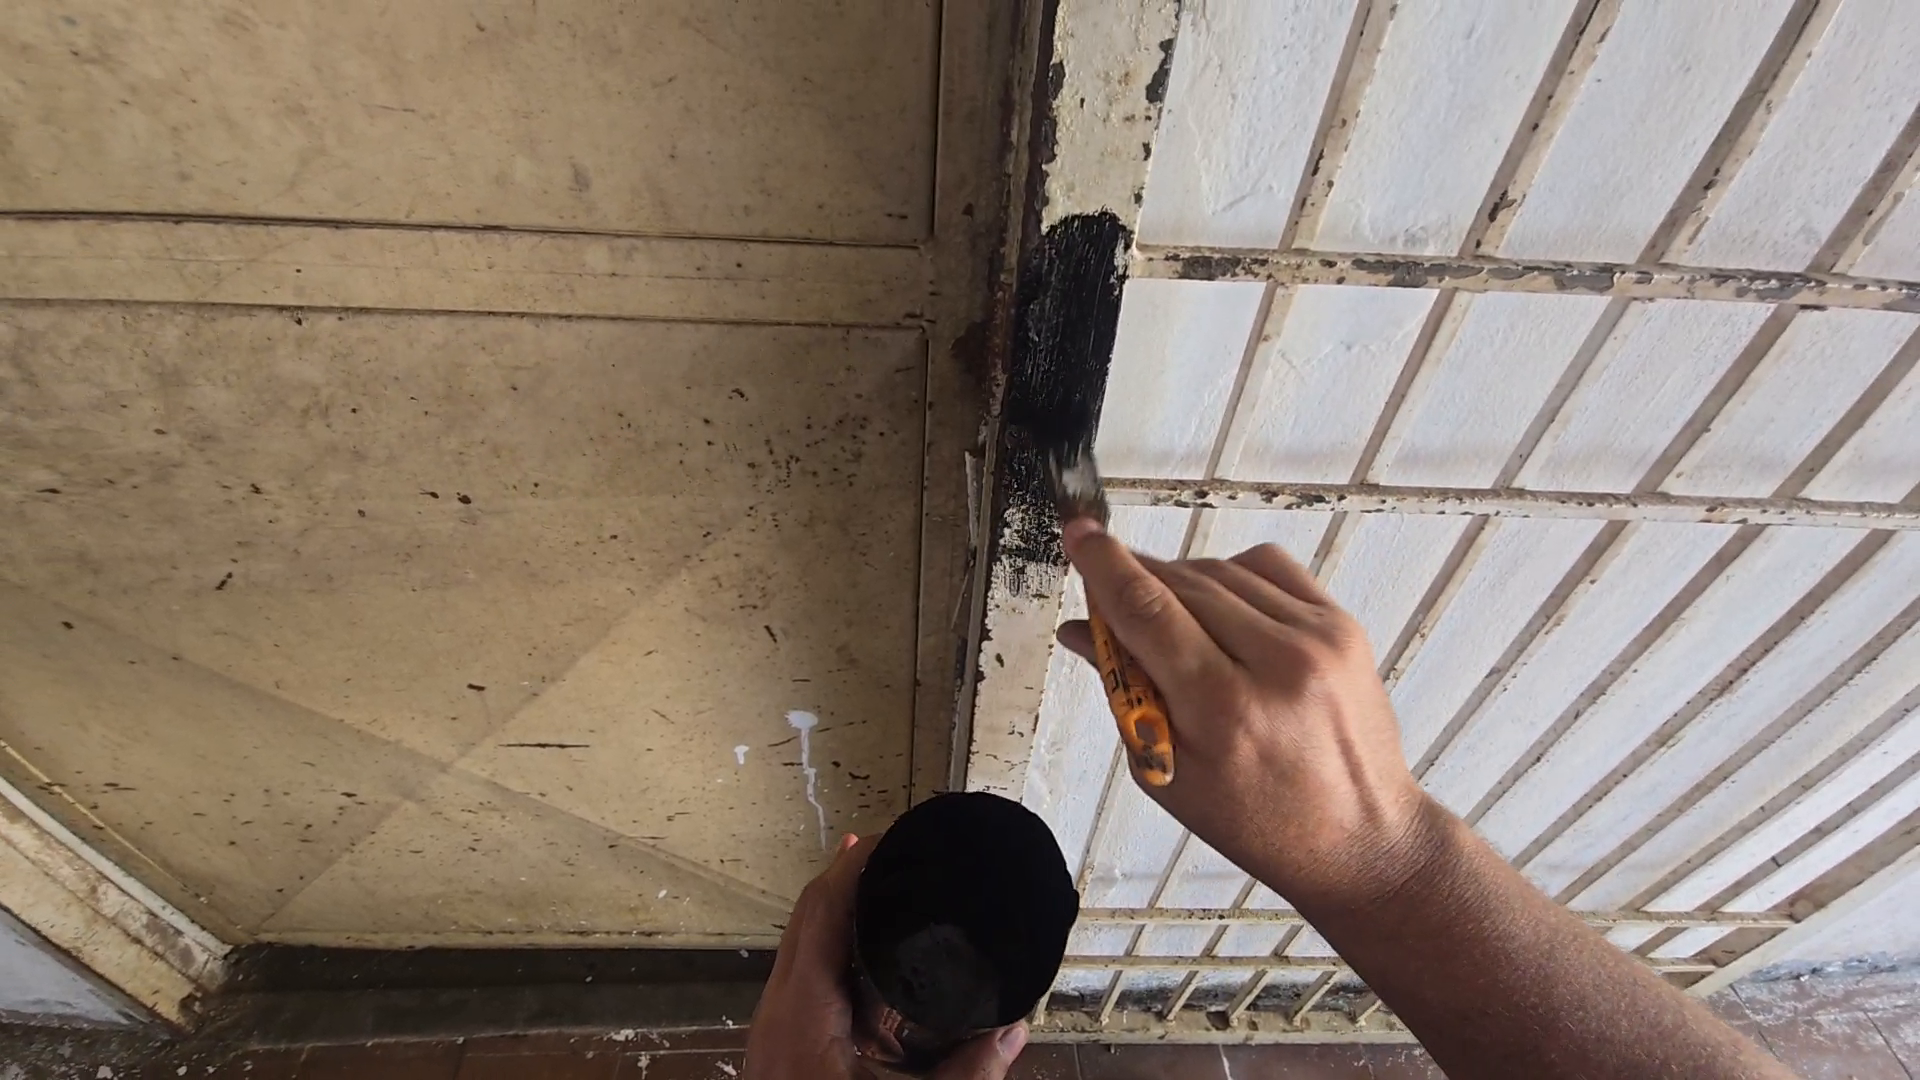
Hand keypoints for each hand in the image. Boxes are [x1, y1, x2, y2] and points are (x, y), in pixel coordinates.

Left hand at [745, 833, 1029, 1079]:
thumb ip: (969, 1074)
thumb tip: (1015, 1027)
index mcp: (803, 1016)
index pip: (821, 912)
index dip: (851, 867)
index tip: (886, 836)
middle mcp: (779, 1011)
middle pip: (806, 916)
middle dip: (847, 876)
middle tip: (893, 848)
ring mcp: (775, 1028)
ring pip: (800, 941)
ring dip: (837, 905)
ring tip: (879, 878)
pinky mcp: (783, 1043)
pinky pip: (804, 969)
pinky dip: (832, 940)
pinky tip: (858, 940)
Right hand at [1056, 518, 1435, 907]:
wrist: (1363, 838)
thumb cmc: (1256, 819)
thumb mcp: (1167, 771)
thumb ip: (1124, 690)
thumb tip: (1080, 630)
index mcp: (1224, 708)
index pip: (1148, 611)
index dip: (1103, 565)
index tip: (1078, 534)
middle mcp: (1277, 661)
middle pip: (1178, 583)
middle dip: (1132, 580)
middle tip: (1109, 600)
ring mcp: (1319, 636)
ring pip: (1217, 569)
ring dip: (1176, 582)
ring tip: (1169, 622)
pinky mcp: (1342, 623)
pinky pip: (1265, 566)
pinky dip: (1226, 573)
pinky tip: (1217, 604)